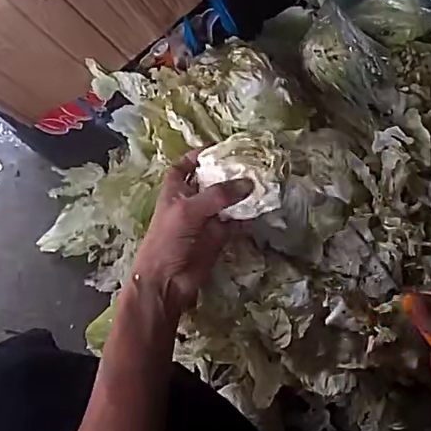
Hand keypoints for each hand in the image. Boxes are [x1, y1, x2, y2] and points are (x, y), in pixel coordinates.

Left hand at [129, 152, 251, 319]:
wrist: (167, 280)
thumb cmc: (168, 240)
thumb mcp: (189, 210)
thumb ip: (218, 195)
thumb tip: (248, 183)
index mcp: (175, 191)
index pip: (184, 167)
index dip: (197, 156)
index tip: (218, 149)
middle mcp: (192, 202)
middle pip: (212, 181)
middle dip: (229, 172)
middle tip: (251, 162)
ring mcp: (207, 220)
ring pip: (228, 201)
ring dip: (242, 193)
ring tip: (263, 181)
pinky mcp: (219, 236)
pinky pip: (237, 221)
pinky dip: (249, 215)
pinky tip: (263, 207)